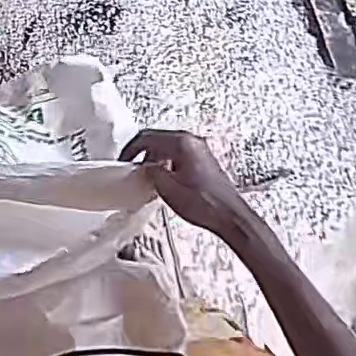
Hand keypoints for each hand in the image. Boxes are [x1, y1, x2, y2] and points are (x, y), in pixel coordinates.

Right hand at [121, 130, 256, 242]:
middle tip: (132, 165)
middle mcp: (192, 142)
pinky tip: (162, 178)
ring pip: (168, 146)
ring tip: (146, 174)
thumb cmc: (206, 205)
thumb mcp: (166, 188)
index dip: (131, 149)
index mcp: (181, 143)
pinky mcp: (204, 161)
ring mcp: (200, 150)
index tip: (124, 159)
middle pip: (157, 139)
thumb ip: (150, 172)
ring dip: (154, 158)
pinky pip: (178, 154)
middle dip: (142, 152)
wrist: (231, 218)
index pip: (147, 137)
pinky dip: (166, 162)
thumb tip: (145, 168)